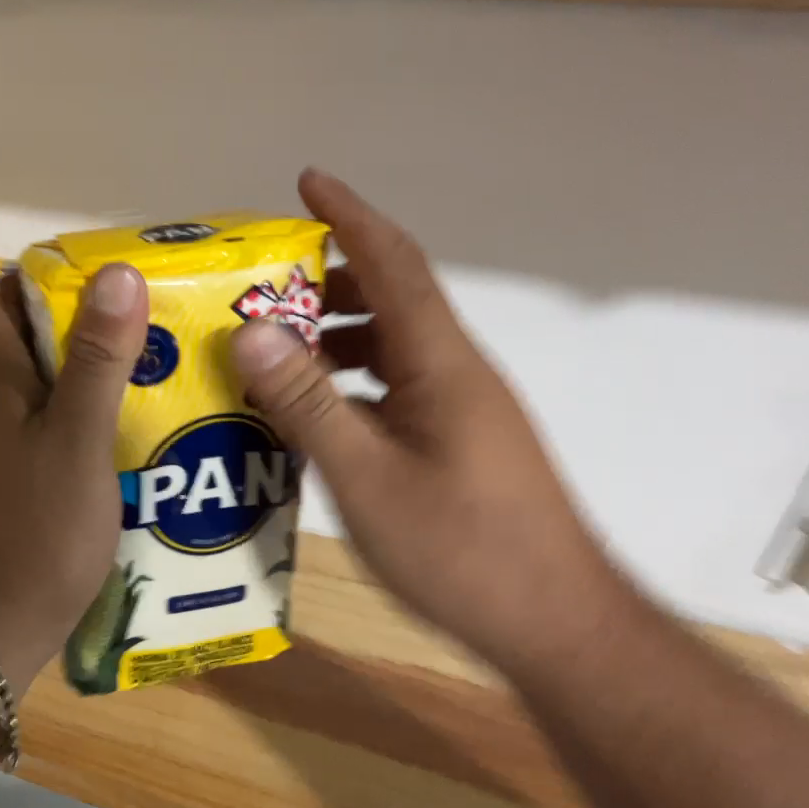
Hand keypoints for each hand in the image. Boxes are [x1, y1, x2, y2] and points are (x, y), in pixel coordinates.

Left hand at [0, 265, 149, 689]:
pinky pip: (52, 425)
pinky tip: (132, 427)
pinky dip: (86, 413)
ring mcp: (3, 445)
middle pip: (25, 339)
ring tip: (152, 362)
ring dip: (87, 367)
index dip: (37, 277)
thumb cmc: (39, 525)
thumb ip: (97, 357)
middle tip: (142, 317)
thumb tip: (116, 271)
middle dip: (77, 319)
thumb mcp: (77, 434)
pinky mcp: (19, 479)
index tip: (96, 272)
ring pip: (43, 384)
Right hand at [230, 170, 628, 669]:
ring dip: (329, 335)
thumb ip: (308, 402)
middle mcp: (454, 372)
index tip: (306, 180)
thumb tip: (251, 331)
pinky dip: (344, 381)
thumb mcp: (366, 476)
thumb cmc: (462, 550)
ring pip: (387, 346)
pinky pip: (390, 385)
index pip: (393, 264)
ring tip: (265, 353)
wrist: (556, 626)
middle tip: (253, 291)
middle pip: (388, 299)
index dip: (349, 216)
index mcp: (440, 364)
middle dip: (321, 282)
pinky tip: (305, 413)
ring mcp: (459, 408)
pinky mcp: (455, 440)